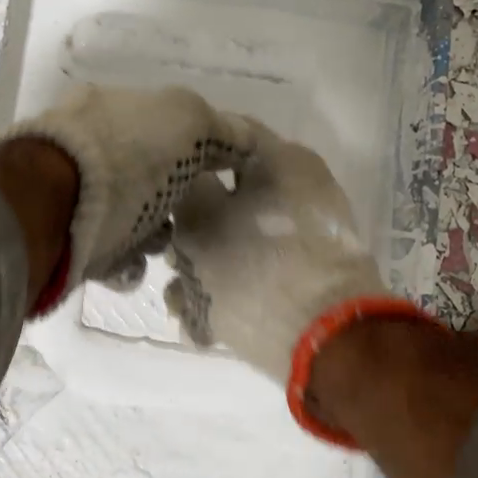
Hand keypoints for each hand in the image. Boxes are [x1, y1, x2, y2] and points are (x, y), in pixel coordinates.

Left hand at [0, 85, 254, 307]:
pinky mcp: (58, 240)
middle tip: (187, 218)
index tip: (216, 177)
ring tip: (156, 245)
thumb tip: (243, 141)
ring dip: (147, 235)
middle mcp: (82, 147)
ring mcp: (65, 194)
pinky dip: (122, 263)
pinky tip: (130, 266)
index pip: (156, 127)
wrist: (54, 208)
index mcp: (106, 109)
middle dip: (169, 200)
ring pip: (122, 217)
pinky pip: (101, 254)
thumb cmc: (125, 154)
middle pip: (140, 176)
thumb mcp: (187, 120)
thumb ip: (219, 129)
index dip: (192, 151)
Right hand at [166, 121, 387, 382]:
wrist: (325, 342)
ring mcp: (306, 235)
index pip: (221, 136)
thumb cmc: (255, 268)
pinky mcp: (307, 277)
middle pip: (224, 194)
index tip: (152, 183)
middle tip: (164, 254)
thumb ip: (182, 189)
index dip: (181, 157)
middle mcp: (298, 188)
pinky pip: (255, 271)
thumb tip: (179, 180)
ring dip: (200, 267)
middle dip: (187, 229)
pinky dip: (227, 290)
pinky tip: (199, 322)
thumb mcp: (198, 220)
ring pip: (235, 239)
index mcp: (282, 159)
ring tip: (179, 301)